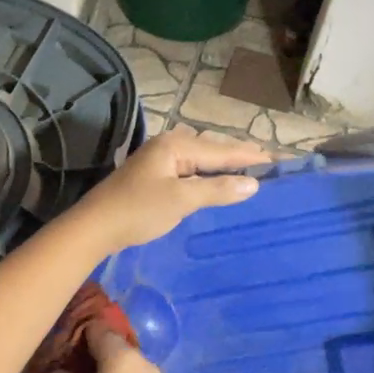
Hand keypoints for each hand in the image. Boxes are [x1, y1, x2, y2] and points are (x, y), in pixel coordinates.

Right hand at [48, 324, 180, 372]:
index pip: (96, 327)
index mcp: (122, 356)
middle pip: (110, 343)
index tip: (56, 344)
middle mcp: (141, 360)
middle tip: (61, 366)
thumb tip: (61, 372)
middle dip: (85, 351)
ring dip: (99, 368)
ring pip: (120, 362)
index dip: (74, 331)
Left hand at [76, 128, 272, 250]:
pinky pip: (190, 169)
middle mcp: (169, 145)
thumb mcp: (181, 200)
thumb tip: (253, 184)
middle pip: (213, 148)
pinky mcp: (153, 176)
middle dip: (240, 155)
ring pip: (201, 158)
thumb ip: (217, 189)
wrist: (94, 227)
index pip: (222, 150)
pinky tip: (216, 180)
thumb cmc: (138, 211)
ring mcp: (159, 160)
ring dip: (224, 163)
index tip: (279, 159)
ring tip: (250, 168)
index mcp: (176, 145)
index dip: (251, 157)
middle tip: (270, 161)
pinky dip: (208, 173)